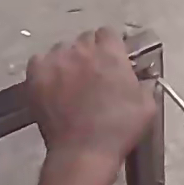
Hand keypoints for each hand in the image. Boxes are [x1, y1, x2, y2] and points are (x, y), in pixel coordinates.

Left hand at [26, 28, 156, 169]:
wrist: (83, 151)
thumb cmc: (119, 130)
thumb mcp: (147, 107)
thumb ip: (144, 84)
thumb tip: (141, 78)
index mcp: (110, 54)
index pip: (108, 33)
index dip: (110, 45)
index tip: (111, 60)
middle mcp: (82, 50)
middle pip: (85, 39)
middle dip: (90, 52)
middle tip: (93, 74)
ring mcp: (56, 61)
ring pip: (62, 49)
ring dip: (68, 60)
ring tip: (71, 81)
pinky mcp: (36, 74)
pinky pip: (40, 60)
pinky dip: (46, 68)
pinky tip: (52, 83)